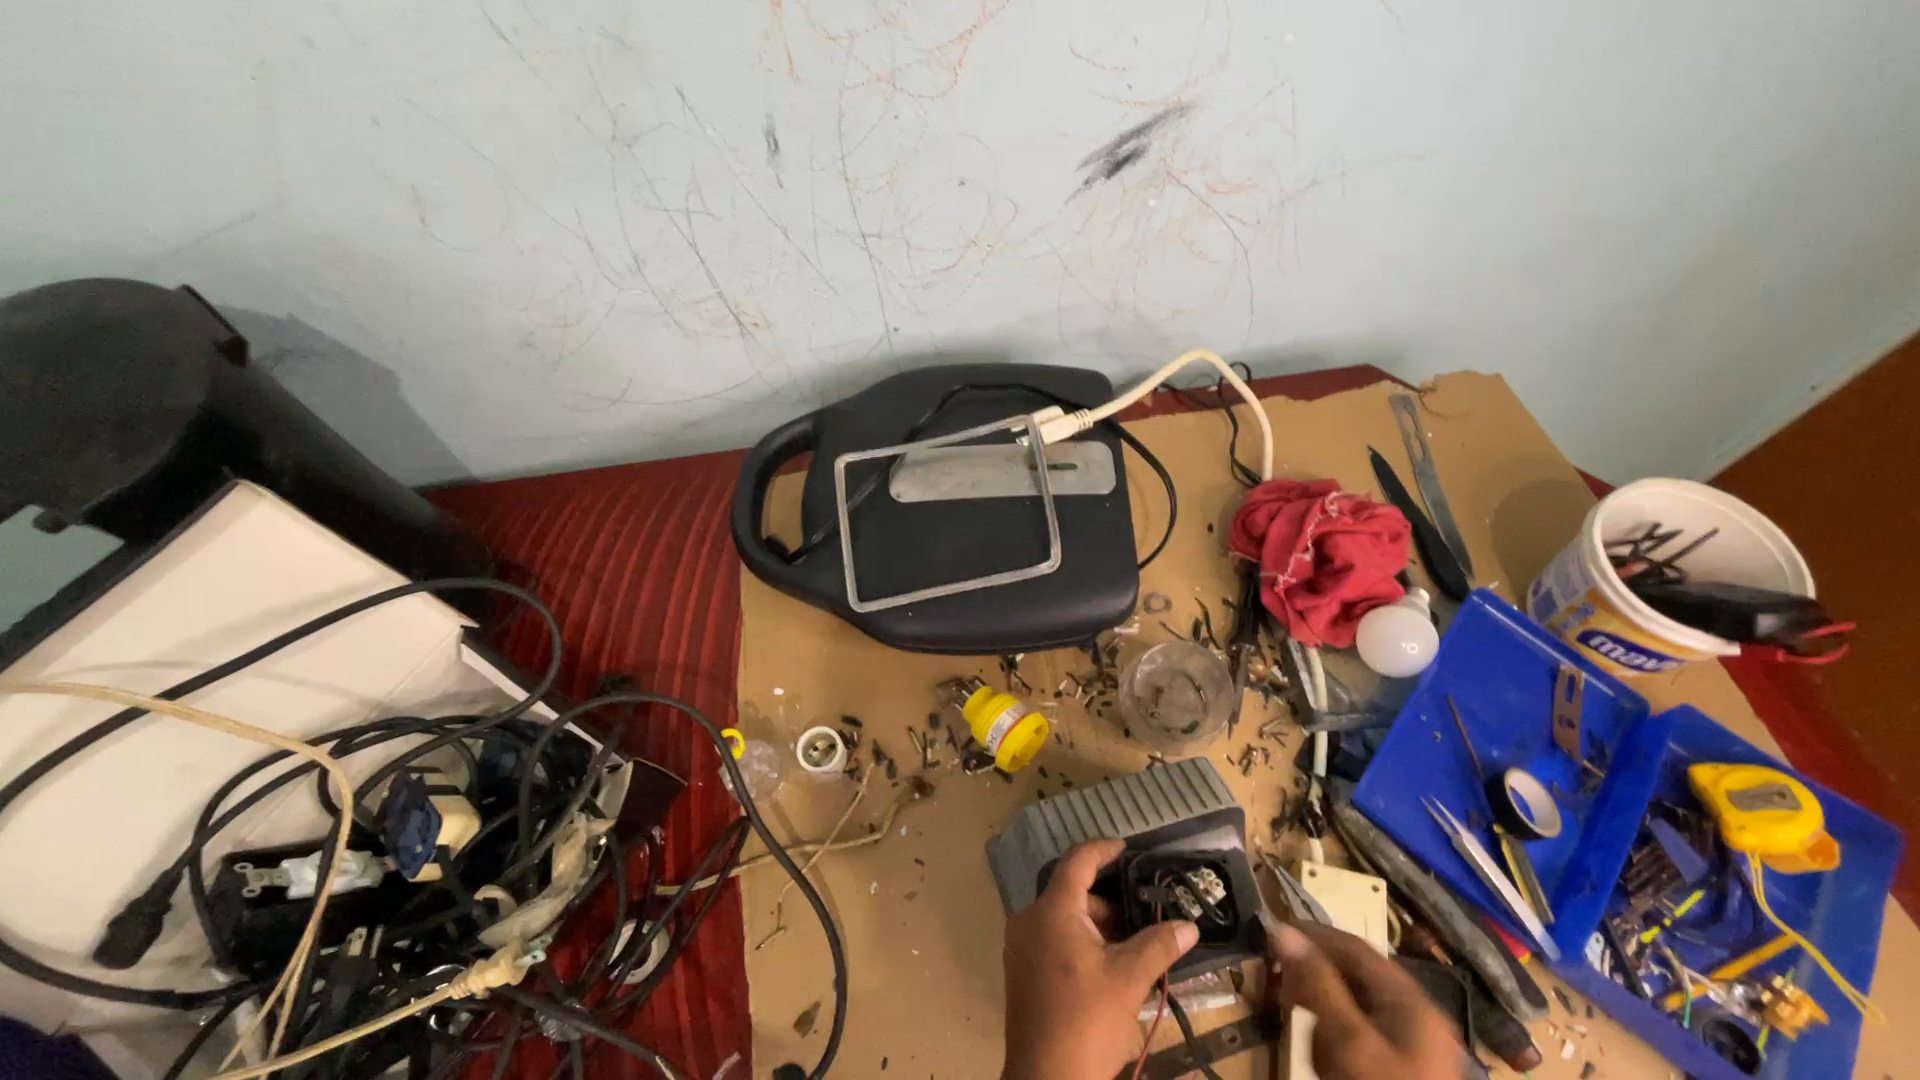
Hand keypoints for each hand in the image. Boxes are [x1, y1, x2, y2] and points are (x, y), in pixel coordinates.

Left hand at [1002, 839, 1197, 1079]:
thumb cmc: (1086, 1021)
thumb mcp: (1129, 979)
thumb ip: (1158, 945)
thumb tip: (1187, 925)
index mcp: (1052, 911)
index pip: (1077, 862)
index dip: (1103, 850)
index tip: (1127, 848)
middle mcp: (1029, 920)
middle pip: (1071, 892)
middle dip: (1107, 901)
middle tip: (1141, 918)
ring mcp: (1020, 947)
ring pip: (1062, 918)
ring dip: (1095, 925)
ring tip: (1131, 949)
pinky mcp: (1021, 971)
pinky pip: (1051, 939)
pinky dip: (1079, 942)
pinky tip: (1107, 968)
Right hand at [1268, 919, 1462, 1079]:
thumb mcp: (1347, 1043)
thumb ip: (1316, 985)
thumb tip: (1282, 931)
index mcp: (1411, 1003)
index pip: (1355, 948)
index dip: (1312, 935)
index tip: (1269, 934)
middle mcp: (1415, 1016)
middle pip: (1355, 975)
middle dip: (1312, 972)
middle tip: (1272, 976)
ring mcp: (1408, 1047)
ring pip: (1353, 1004)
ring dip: (1318, 1002)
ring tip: (1288, 1011)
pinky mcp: (1396, 1069)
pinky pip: (1357, 1034)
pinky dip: (1330, 1033)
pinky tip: (1316, 1050)